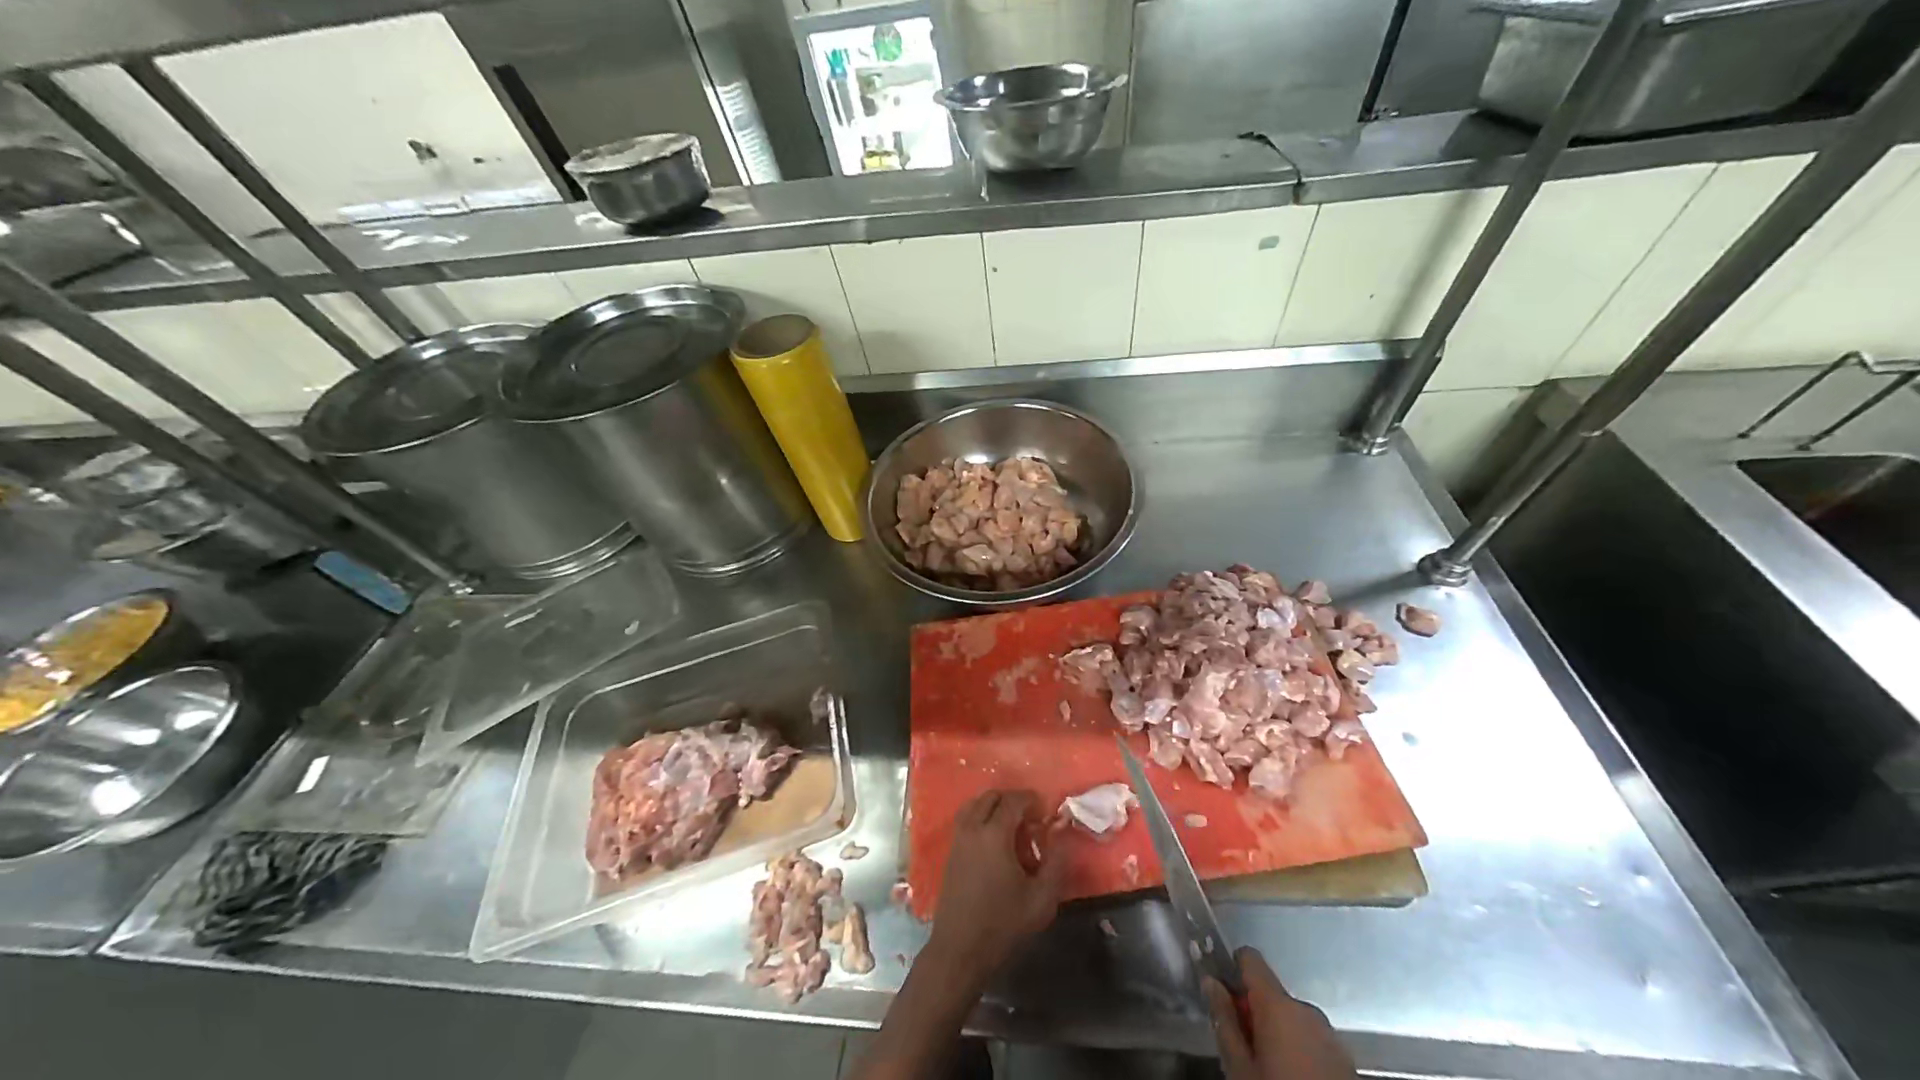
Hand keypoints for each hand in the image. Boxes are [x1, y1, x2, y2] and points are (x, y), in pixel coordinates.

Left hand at [926, 789, 1064, 981]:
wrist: (960, 949)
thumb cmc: (1004, 923)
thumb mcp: (1042, 898)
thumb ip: (1056, 862)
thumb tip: (1062, 833)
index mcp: (994, 834)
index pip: (1013, 800)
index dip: (1031, 800)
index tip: (1045, 814)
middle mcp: (972, 829)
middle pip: (990, 797)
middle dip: (1012, 800)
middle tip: (1030, 819)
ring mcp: (957, 840)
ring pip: (974, 805)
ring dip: (994, 807)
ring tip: (1012, 827)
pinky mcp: (950, 853)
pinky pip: (966, 820)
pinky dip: (980, 818)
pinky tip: (994, 843)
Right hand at [1204, 947, 1356, 1079]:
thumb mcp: (1239, 1067)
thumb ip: (1224, 1020)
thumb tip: (1211, 982)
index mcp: (1278, 1005)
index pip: (1250, 958)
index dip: (1231, 970)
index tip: (1222, 997)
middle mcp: (1306, 1010)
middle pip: (1270, 994)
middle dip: (1252, 1013)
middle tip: (1241, 1049)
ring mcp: (1331, 1035)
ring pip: (1290, 1019)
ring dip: (1275, 1034)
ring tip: (1266, 1070)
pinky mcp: (1345, 1059)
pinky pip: (1310, 1039)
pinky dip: (1297, 1050)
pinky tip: (1291, 1078)